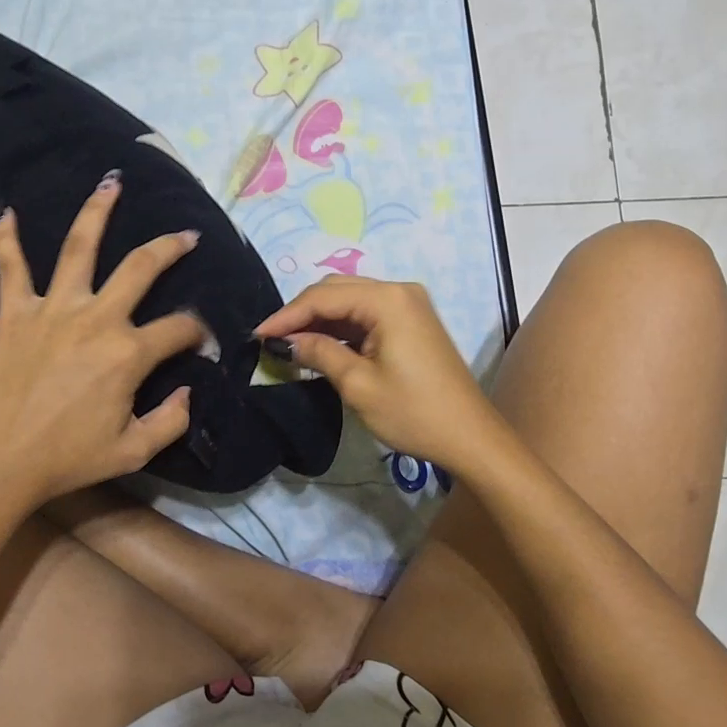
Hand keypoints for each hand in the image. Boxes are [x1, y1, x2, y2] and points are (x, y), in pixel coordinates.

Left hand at [0, 173, 206, 507]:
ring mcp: (52, 311)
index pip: (179, 329)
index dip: (199, 334)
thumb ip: (170, 422)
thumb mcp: (132, 453)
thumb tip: (187, 393)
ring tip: (112, 184)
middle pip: (141, 268)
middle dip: (170, 247)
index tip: (201, 345)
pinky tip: (6, 213)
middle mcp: (95, 320)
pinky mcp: (13, 314)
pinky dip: (6, 239)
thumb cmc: (64, 462)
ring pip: (80, 247)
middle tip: (187, 235)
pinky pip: (10, 268)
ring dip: (98, 211)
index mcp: (128, 354)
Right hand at [254, 276, 505, 469]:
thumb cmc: (413, 412)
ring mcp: (408, 304)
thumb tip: (288, 341)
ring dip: (320, 319)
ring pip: (350, 301)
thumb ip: (320, 353)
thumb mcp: (359, 385)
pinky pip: (367, 314)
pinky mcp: (412, 321)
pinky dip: (341, 327)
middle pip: (337, 290)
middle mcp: (399, 290)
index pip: (324, 296)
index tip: (257, 336)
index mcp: (387, 300)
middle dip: (302, 313)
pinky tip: (319, 345)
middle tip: (270, 340)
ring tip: (288, 343)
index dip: (287, 315)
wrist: (469, 436)